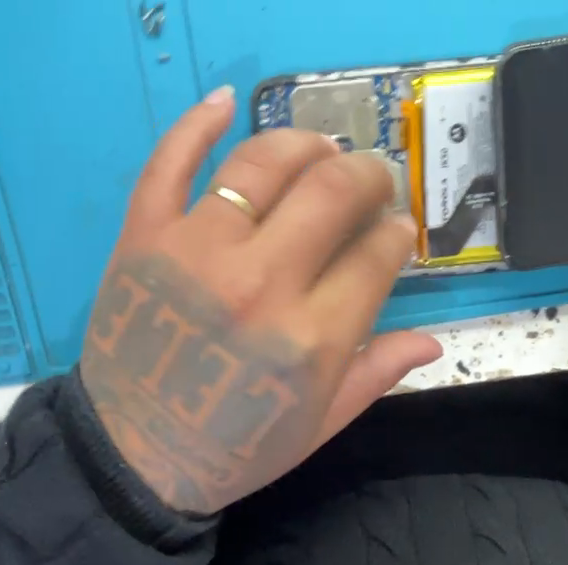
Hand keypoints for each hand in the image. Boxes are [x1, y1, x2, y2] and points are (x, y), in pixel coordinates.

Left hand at [78, 86, 443, 514]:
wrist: (137, 460)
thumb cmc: (235, 450)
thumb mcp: (316, 428)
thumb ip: (372, 376)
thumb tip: (430, 340)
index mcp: (311, 339)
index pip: (375, 256)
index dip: (397, 236)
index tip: (396, 234)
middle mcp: (261, 281)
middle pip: (333, 193)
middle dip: (369, 178)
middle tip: (372, 184)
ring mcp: (197, 251)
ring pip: (263, 163)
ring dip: (305, 144)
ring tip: (321, 151)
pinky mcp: (144, 237)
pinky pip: (170, 162)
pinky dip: (197, 124)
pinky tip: (224, 101)